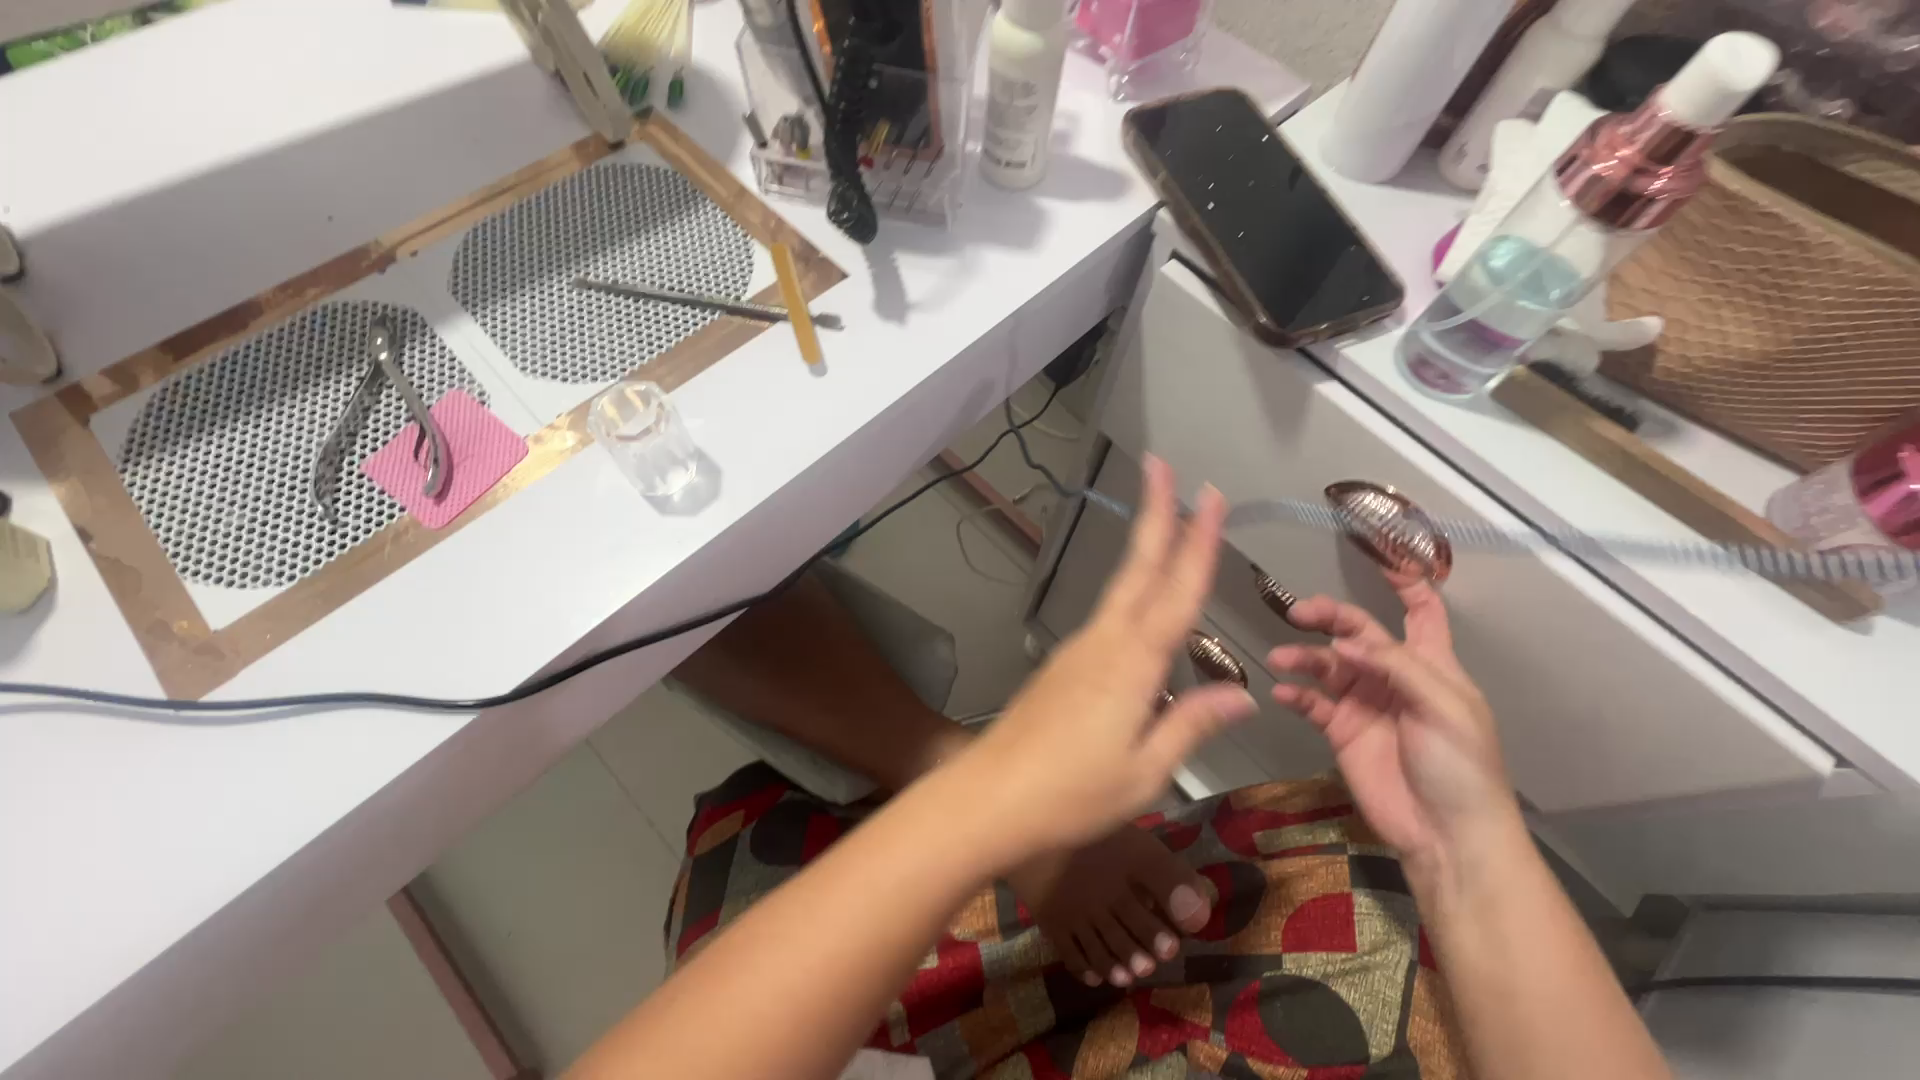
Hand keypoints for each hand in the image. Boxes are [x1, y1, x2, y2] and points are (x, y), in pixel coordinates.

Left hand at [951, 455, 1256, 869]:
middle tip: (1163, 467)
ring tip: (1168, 522)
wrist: (989, 797)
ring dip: (1146, 551)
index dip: (1197, 542)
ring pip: (1121, 590)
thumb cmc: (1072, 793)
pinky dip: (1134, 595)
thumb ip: (1191, 724)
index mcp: (1132, 664)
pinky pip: (1110, 619)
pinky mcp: (1063, 666)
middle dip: (1155, 515)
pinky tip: (1147, 610)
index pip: (1176, 592)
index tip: (1210, 495)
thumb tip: (1242, 693)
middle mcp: (1104, 643)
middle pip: (1137, 569)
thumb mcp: (1145, 771)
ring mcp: (1078, 650)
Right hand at [1007, 825, 1211, 988]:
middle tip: (1151, 963)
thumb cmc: (1083, 822)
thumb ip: (1168, 872)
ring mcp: (1074, 913)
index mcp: (1124, 874)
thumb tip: (1205, 907)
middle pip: (1125, 933)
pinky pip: (1070, 952)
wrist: (1022, 819)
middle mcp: (1102, 900)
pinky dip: (1085, 967)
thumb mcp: (1131, 836)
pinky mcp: (1050, 920)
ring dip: (1117, 964)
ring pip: (1101, 948)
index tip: (1173, 945)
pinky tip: (1096, 976)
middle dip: (1141, 951)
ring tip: (1129, 975)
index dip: (1162, 933)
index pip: (1149, 913)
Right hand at [1264, 581, 1519, 873]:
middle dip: (1330, 617)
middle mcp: (1393, 677)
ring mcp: (1364, 703)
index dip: (1407, 584)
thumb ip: (1396, 667)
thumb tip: (1344, 643)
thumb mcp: (1444, 708)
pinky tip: (1283, 694)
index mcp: (1431, 665)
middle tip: (1298, 612)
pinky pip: (1312, 703)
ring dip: (1304, 657)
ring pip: (1327, 664)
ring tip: (1282, 658)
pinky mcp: (1341, 732)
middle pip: (1358, 632)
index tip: (1382, 561)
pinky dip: (1296, 694)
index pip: (1422, 612)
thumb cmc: (1462, 767)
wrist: (1446, 834)